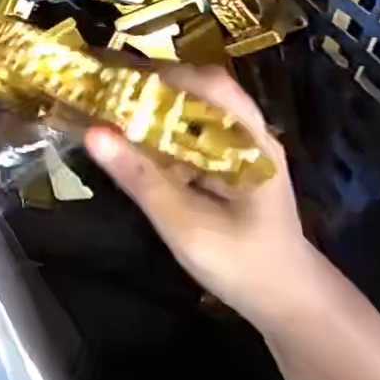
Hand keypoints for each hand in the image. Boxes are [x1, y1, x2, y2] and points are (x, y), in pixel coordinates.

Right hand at [83, 63, 325, 327]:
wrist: (288, 304)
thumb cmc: (241, 263)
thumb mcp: (184, 224)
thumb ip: (139, 178)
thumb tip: (92, 133)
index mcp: (249, 143)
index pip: (211, 85)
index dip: (164, 75)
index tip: (118, 80)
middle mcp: (247, 135)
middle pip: (200, 88)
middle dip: (152, 84)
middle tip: (106, 90)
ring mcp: (238, 148)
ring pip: (194, 106)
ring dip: (154, 102)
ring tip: (112, 107)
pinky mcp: (225, 163)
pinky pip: (190, 129)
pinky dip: (160, 125)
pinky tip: (133, 137)